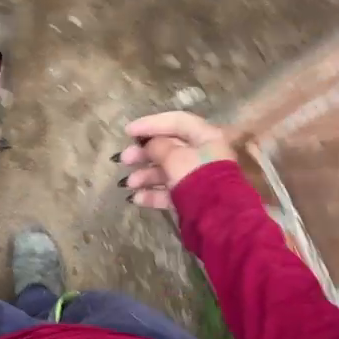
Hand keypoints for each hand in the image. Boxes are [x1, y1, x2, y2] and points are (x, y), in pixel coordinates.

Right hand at [113, 111, 236, 210]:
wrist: (214, 217)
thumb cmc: (196, 177)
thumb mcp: (174, 156)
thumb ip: (158, 146)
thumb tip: (149, 145)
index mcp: (205, 137)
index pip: (176, 122)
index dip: (150, 124)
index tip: (128, 132)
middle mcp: (202, 155)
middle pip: (168, 148)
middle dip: (143, 154)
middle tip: (123, 159)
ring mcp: (197, 178)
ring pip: (166, 172)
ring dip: (145, 176)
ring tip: (128, 183)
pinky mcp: (191, 199)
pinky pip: (169, 192)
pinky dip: (153, 194)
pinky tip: (136, 198)